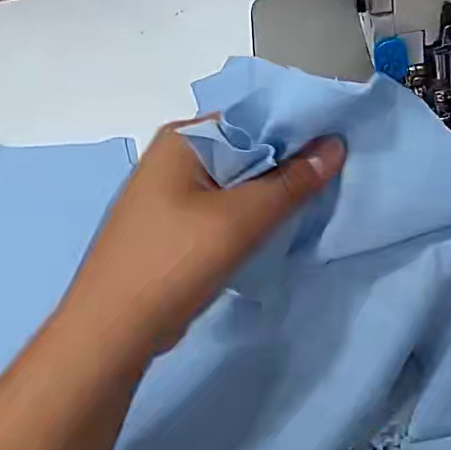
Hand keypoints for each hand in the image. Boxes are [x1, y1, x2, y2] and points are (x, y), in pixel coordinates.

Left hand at [59, 120, 344, 355]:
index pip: (252, 118)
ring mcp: (170, 192)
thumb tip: (334, 145)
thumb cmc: (174, 261)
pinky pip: (222, 207)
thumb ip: (291, 182)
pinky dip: (249, 215)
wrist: (112, 331)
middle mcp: (174, 155)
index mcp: (183, 138)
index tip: (338, 146)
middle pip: (245, 149)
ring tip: (313, 202)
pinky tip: (276, 229)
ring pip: (235, 182)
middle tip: (334, 176)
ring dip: (269, 193)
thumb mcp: (241, 219)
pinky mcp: (174, 224)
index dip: (297, 130)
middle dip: (286, 164)